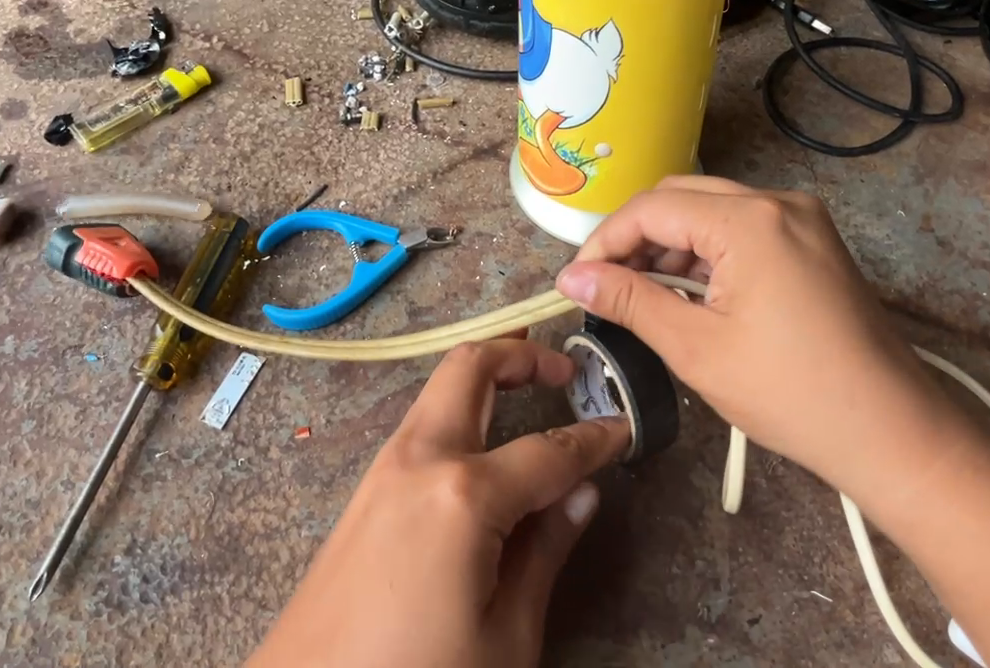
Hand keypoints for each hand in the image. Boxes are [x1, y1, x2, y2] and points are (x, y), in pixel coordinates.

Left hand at [248, 339, 629, 667]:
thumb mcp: (506, 637)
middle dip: (519, 353)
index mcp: (464, 494)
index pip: (548, 450)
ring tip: (527, 383)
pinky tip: (481, 438)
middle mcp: (420, 458)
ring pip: (439, 390)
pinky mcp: (366, 489)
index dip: (593, 439)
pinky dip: (458, 408)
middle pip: (469, 370)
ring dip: (484, 374)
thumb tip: (582, 493)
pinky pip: (421, 426)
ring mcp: (384, 468)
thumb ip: (545, 552)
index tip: (624, 426)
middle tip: (564, 367)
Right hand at [555, 175, 978, 504]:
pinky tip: (691, 294)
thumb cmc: (790, 394)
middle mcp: (778, 201)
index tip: (577, 283)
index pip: (651, 208)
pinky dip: (705, 252)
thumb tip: (570, 278)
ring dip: (669, 245)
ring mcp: (801, 218)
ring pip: (709, 210)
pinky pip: (740, 228)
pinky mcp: (812, 241)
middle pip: (679, 197)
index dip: (604, 241)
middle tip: (606, 287)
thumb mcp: (695, 348)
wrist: (893, 433)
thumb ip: (628, 301)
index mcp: (749, 220)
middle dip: (634, 238)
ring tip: (646, 296)